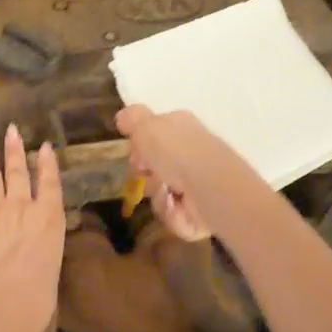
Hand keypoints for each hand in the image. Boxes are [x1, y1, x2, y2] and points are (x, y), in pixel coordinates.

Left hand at [0, 124, 64, 331]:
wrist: (3, 307)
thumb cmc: (36, 298)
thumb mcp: (53, 265)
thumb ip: (44, 244)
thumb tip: (37, 240)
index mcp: (48, 218)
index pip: (50, 182)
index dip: (48, 163)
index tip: (46, 147)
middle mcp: (22, 205)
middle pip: (19, 172)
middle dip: (16, 150)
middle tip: (13, 131)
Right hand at [115, 105, 238, 241]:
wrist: (209, 185)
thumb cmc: (176, 150)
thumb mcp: (146, 125)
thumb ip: (132, 119)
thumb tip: (122, 116)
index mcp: (180, 127)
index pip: (155, 134)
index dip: (140, 145)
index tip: (134, 154)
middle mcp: (191, 152)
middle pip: (156, 167)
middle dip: (146, 175)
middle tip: (145, 174)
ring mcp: (198, 182)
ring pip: (162, 192)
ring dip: (158, 195)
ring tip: (166, 192)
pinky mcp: (201, 210)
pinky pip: (174, 214)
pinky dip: (172, 212)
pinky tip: (177, 206)